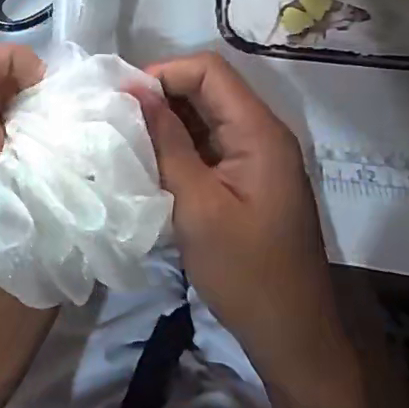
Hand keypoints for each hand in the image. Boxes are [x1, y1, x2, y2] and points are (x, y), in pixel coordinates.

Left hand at [0, 45, 54, 380]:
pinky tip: (54, 159)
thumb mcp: (59, 192)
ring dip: (29, 109)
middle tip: (65, 115)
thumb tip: (83, 102)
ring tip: (65, 137)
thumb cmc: (30, 259)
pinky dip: (23, 130)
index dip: (11, 61)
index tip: (46, 93)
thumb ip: (66, 140)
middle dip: (27, 84)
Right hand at [133, 52, 346, 379]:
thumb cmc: (245, 272)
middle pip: (208, 89)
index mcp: (259, 131)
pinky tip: (149, 160)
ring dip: (166, 121)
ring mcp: (256, 156)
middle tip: (116, 118)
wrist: (292, 336)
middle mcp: (262, 133)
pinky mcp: (247, 178)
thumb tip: (135, 90)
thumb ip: (167, 142)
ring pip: (205, 115)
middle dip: (160, 95)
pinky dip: (179, 144)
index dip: (164, 74)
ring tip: (125, 137)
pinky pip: (210, 143)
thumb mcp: (197, 205)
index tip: (123, 99)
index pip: (209, 71)